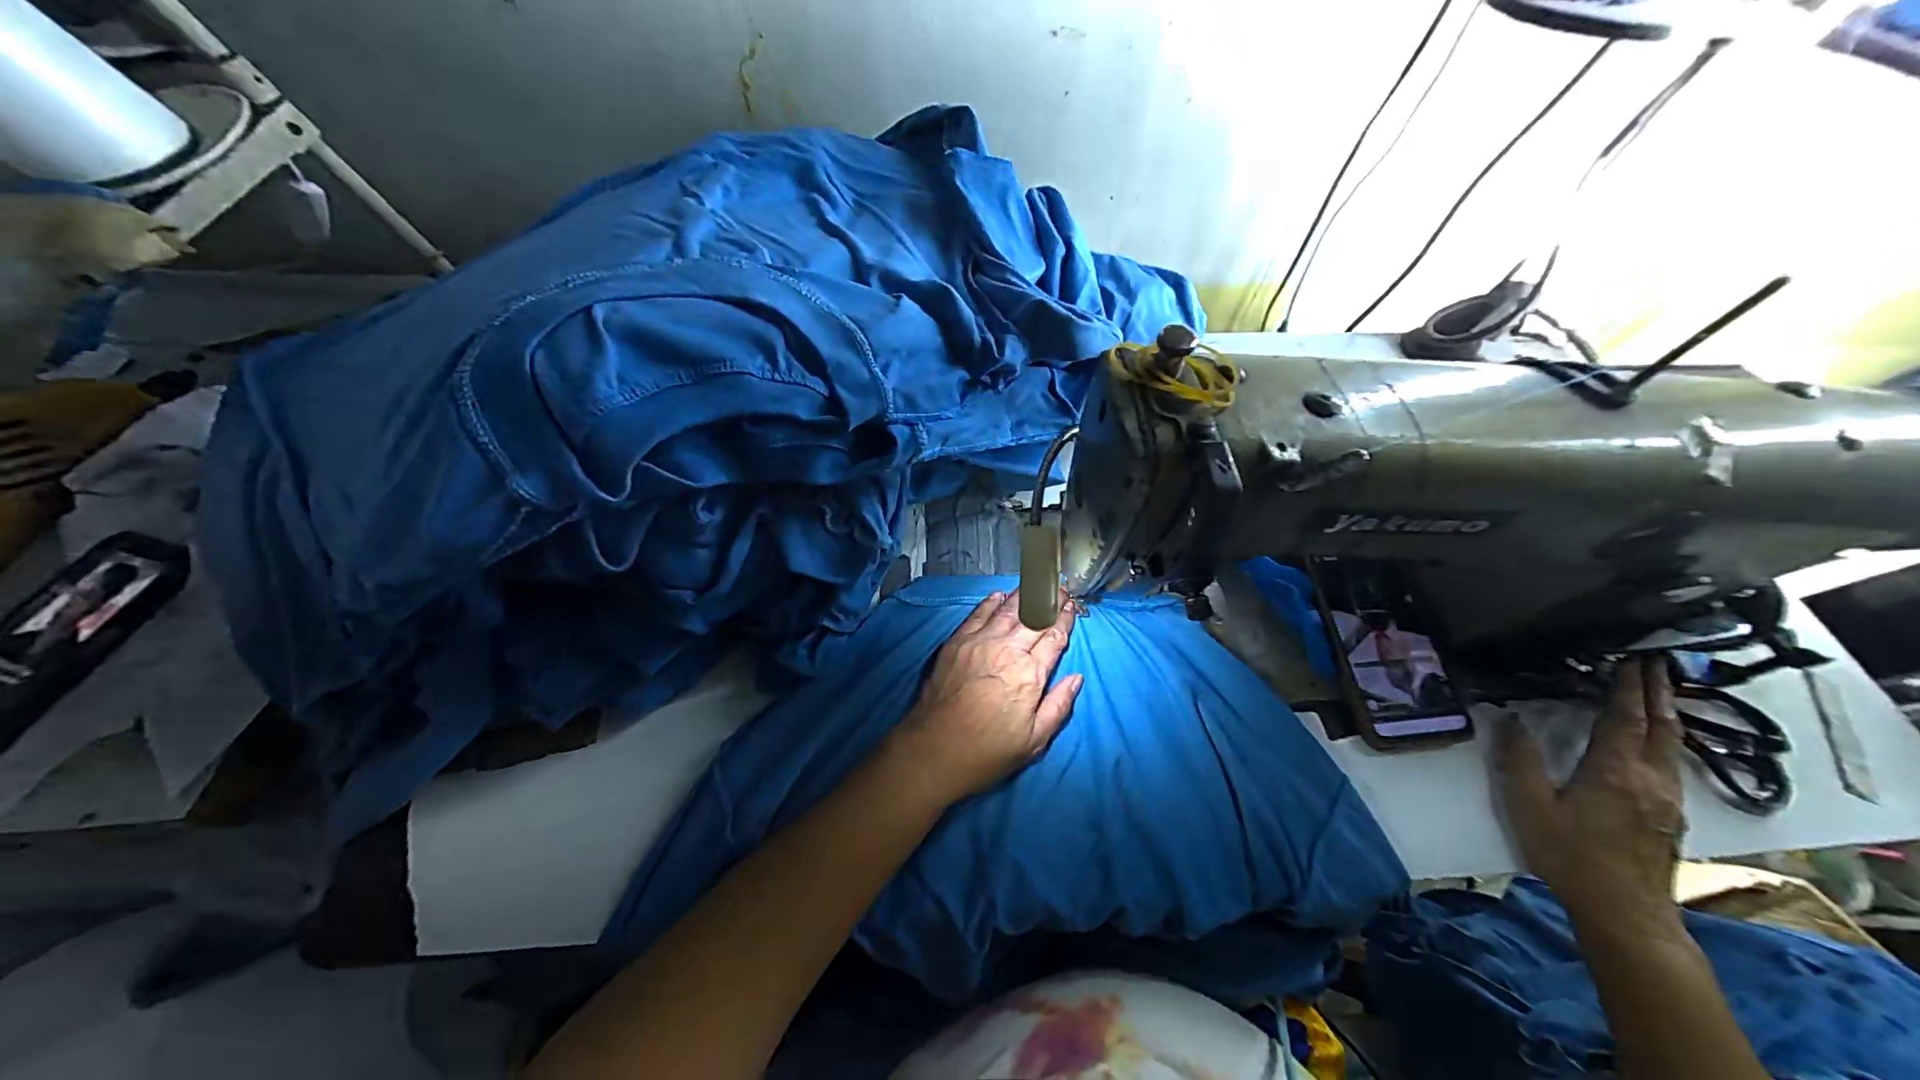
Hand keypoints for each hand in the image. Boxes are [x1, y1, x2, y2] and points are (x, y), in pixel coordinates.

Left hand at [884, 590, 1082, 804]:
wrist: (935, 748)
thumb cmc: (987, 751)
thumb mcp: (1034, 740)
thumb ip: (1058, 706)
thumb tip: (1075, 678)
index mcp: (1030, 674)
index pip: (1054, 637)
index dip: (1065, 619)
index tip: (1072, 607)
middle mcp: (1007, 650)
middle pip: (1034, 618)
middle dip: (1050, 602)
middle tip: (1061, 590)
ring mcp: (979, 642)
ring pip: (1007, 611)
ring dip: (1024, 597)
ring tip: (1036, 587)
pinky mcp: (956, 642)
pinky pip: (978, 614)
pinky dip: (991, 602)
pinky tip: (1000, 596)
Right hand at [1497, 655, 1686, 926]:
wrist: (1625, 911)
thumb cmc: (1570, 856)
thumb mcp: (1529, 806)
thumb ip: (1520, 760)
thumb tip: (1511, 719)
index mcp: (1614, 770)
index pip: (1625, 717)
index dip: (1628, 686)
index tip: (1632, 658)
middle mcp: (1650, 779)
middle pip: (1662, 726)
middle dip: (1658, 691)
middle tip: (1656, 662)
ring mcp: (1667, 799)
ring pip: (1673, 746)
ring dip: (1665, 714)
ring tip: (1659, 693)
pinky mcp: (1672, 817)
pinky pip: (1673, 764)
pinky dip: (1667, 740)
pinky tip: (1658, 743)